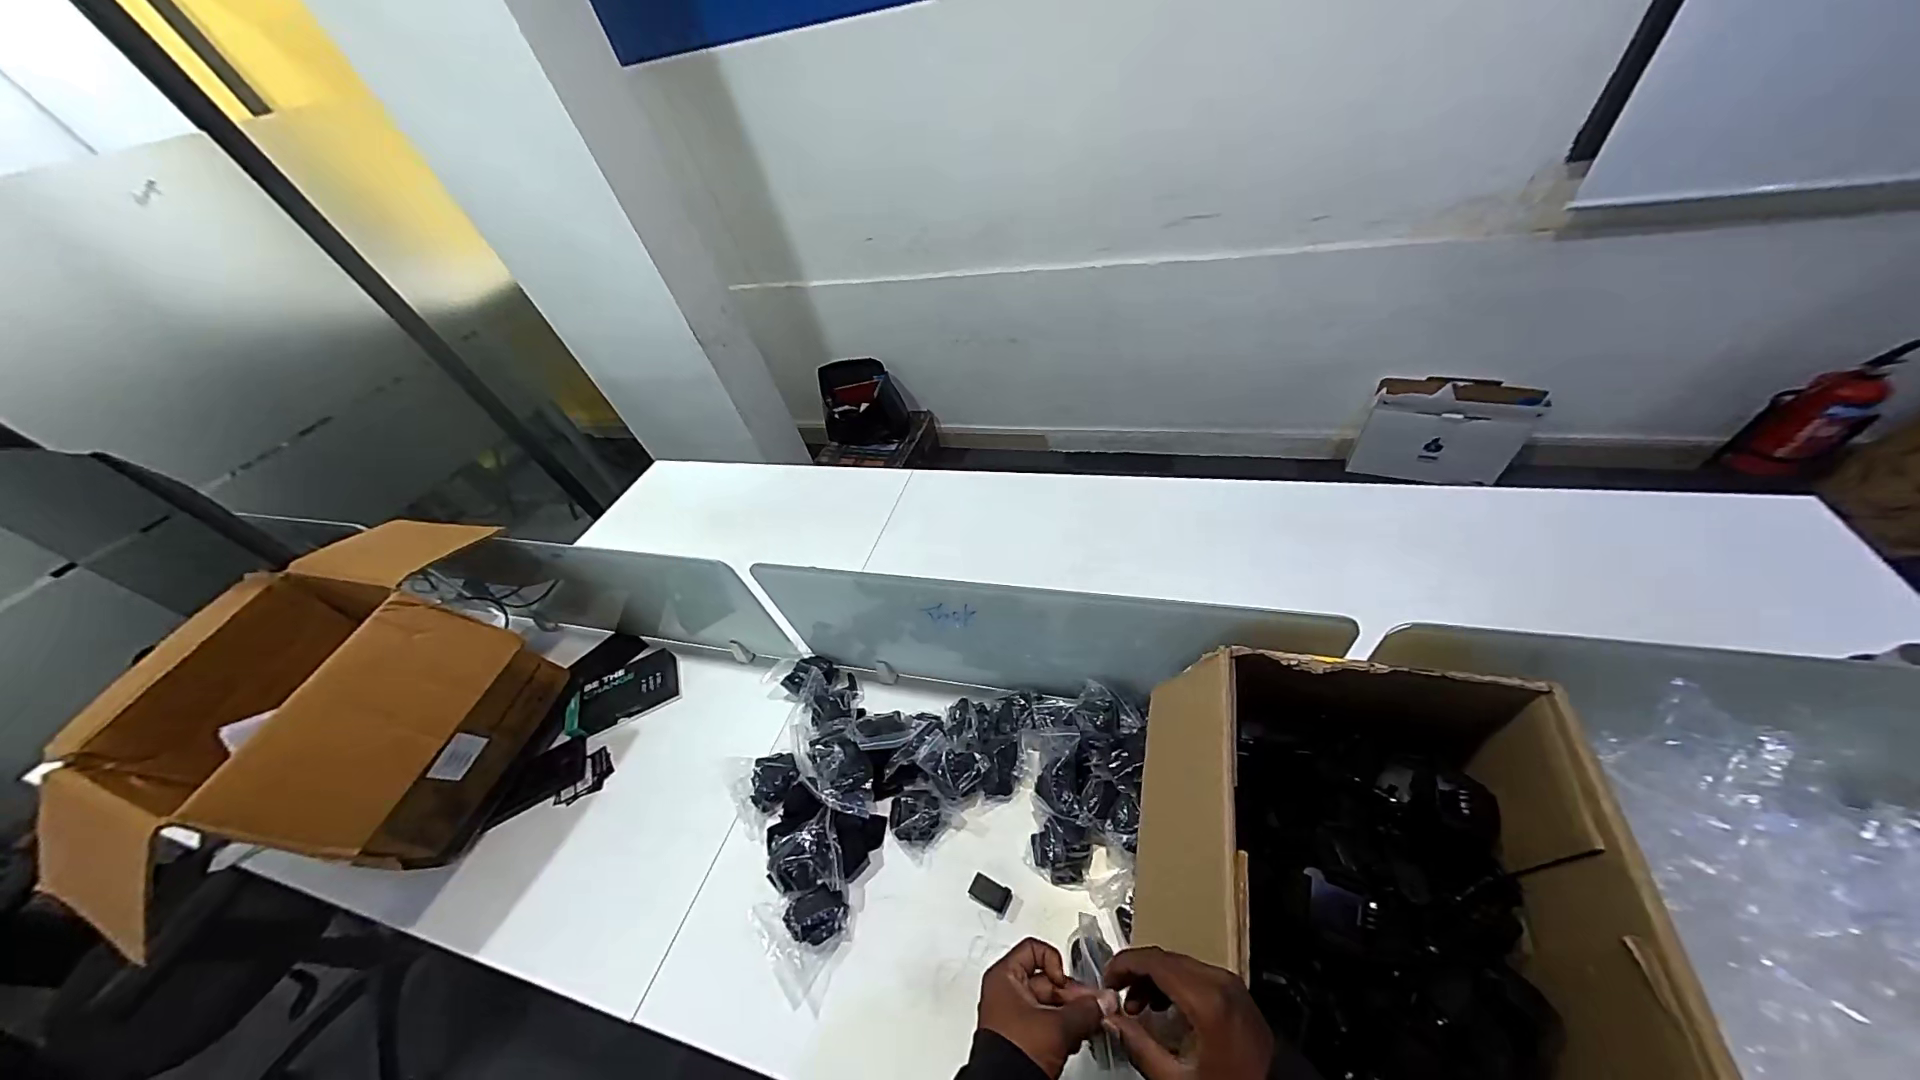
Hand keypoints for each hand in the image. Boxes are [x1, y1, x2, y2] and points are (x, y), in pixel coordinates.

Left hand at [978, 938, 1109, 1077]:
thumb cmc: (1014, 1051)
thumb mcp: (1056, 1026)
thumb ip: (1084, 1009)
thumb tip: (1103, 1001)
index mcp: (1005, 977)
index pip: (1034, 950)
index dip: (1055, 963)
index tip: (1067, 982)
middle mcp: (1006, 992)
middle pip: (1047, 979)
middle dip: (1073, 994)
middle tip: (1094, 1006)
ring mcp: (1014, 1015)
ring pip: (1050, 1003)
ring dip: (1072, 1013)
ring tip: (1089, 1024)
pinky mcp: (1022, 1037)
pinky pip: (1047, 1022)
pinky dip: (1064, 1027)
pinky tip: (1077, 1038)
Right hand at [1101, 946, 1276, 1079]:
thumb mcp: (1178, 1079)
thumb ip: (1139, 1045)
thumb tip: (1112, 1020)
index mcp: (1206, 997)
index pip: (1153, 960)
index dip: (1123, 965)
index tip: (1107, 979)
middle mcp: (1219, 980)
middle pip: (1164, 959)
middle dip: (1135, 973)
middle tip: (1117, 996)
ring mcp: (1230, 983)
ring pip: (1178, 964)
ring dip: (1152, 978)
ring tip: (1138, 1008)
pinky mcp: (1235, 991)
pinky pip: (1194, 973)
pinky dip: (1172, 983)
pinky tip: (1163, 1008)